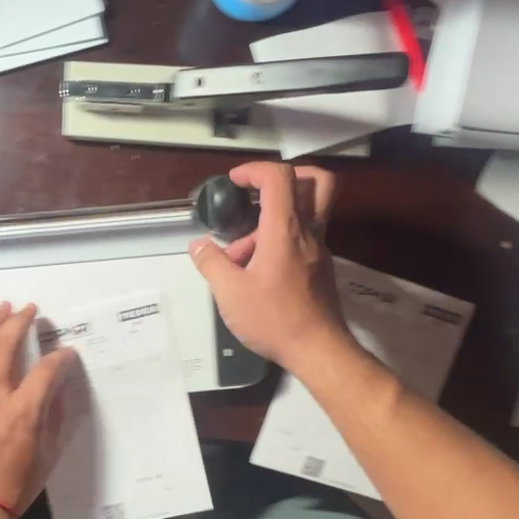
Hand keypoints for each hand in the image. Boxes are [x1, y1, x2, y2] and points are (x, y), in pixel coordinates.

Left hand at [0, 303, 77, 516]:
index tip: (68, 352)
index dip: (60, 357)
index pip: (46, 369)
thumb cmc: (18, 484)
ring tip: (2, 309)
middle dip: (19, 322)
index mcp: (24, 411)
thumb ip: (54, 415)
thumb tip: (58, 388)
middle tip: (30, 309)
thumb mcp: (49, 453)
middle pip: (6, 345)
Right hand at [188, 162, 352, 369]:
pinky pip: (304, 238)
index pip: (280, 177)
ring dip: (277, 216)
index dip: (255, 170)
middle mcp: (308, 233)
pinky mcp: (320, 268)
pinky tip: (257, 270)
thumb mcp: (230, 293)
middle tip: (262, 190)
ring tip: (243, 252)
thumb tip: (198, 245)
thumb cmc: (274, 319)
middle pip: (317, 181)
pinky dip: (282, 240)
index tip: (235, 182)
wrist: (318, 349)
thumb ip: (212, 264)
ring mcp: (319, 250)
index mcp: (285, 231)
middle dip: (289, 175)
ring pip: (308, 212)